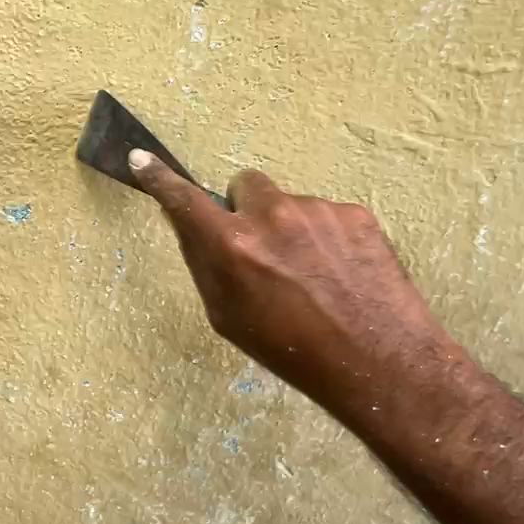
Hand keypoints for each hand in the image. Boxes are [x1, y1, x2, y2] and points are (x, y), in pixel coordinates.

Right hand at [127, 152, 460, 426]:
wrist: (383, 366)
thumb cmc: (293, 351)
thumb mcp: (228, 316)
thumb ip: (205, 263)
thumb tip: (190, 225)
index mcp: (232, 246)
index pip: (183, 200)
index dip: (158, 178)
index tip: (140, 158)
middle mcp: (271, 217)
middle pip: (244, 185)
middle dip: (248, 209)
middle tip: (266, 250)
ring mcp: (317, 210)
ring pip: (288, 202)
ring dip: (290, 226)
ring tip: (315, 274)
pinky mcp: (354, 213)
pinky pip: (325, 213)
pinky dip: (327, 236)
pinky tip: (342, 273)